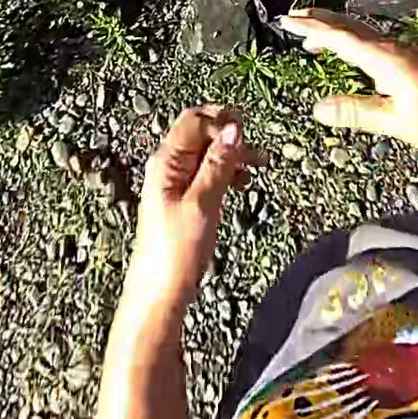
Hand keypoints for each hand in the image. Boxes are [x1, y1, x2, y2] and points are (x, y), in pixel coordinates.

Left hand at [127, 105, 250, 313]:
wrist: (158, 298)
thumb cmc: (176, 253)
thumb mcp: (203, 204)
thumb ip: (218, 164)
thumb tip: (233, 128)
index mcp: (166, 161)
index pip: (194, 120)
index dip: (221, 121)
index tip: (247, 135)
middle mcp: (168, 166)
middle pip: (200, 133)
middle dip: (229, 134)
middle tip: (257, 150)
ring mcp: (174, 183)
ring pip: (206, 153)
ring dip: (231, 153)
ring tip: (258, 164)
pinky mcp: (183, 200)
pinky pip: (206, 172)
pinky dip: (226, 171)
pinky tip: (241, 182)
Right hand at [280, 8, 417, 151]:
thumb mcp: (400, 124)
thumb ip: (358, 113)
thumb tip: (316, 109)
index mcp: (386, 60)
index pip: (340, 38)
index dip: (312, 28)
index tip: (287, 19)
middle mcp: (392, 48)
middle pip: (349, 27)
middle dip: (319, 21)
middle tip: (292, 18)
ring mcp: (404, 52)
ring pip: (361, 33)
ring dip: (334, 31)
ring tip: (313, 39)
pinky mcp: (412, 60)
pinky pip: (372, 42)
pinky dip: (351, 41)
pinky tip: (351, 55)